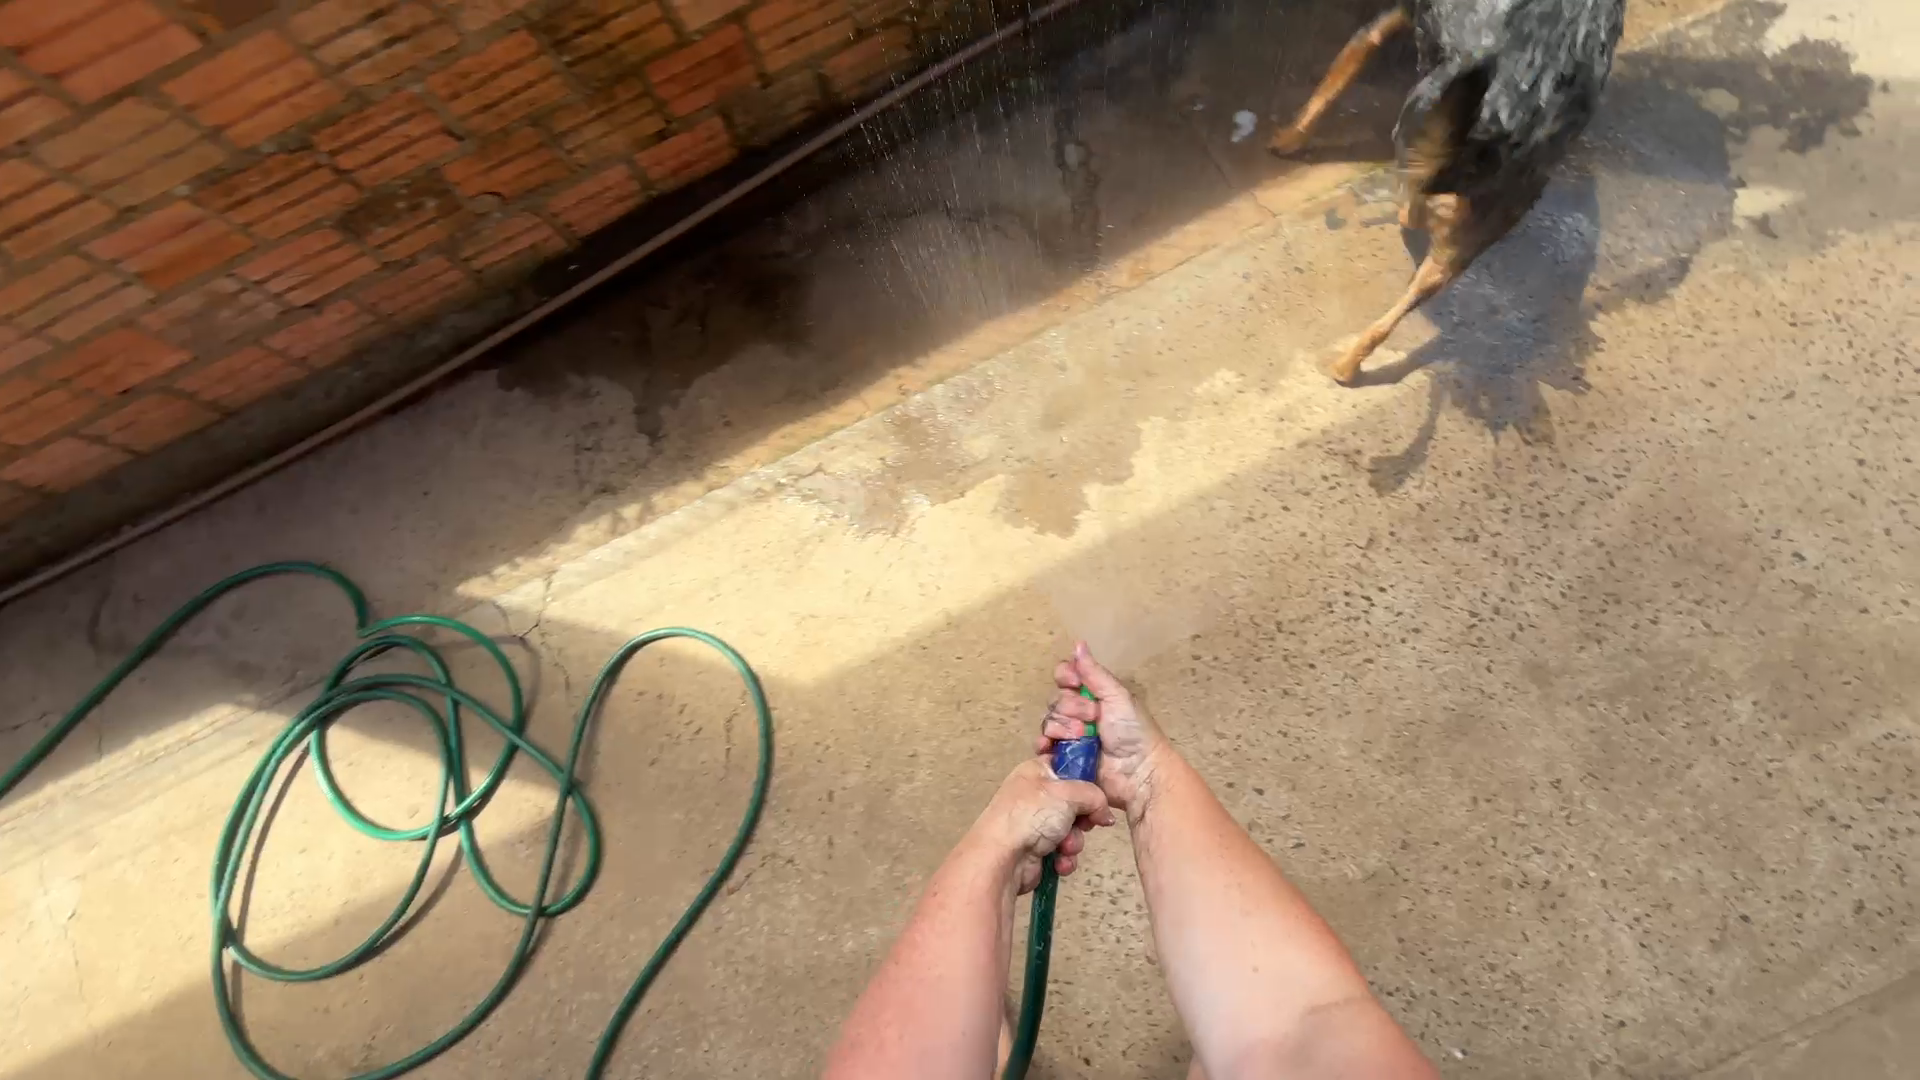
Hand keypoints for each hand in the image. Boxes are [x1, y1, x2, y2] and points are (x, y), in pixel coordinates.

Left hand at [971, 757, 1113, 893]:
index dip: (1085, 779)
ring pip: (1072, 829)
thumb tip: (1104, 813)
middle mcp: (1035, 795)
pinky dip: (1064, 857)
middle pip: (1074, 802)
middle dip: (1082, 818)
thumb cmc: (1032, 814)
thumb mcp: (1068, 793)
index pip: (1067, 766)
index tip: (1097, 793)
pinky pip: (1063, 850)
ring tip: (1064, 846)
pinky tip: (1058, 862)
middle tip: (1085, 823)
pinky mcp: (1037, 849)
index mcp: (1037, 771)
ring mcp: (1036, 823)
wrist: (1002, 857)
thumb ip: (1094, 795)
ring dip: (1073, 841)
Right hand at [1038, 642, 1171, 821]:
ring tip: (1083, 737)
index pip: (1065, 676)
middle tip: (1093, 717)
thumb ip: (1094, 673)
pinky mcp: (1063, 756)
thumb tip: (1078, 643)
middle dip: (1071, 707)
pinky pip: (1043, 744)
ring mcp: (1070, 735)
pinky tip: (1051, 746)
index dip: (1066, 677)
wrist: (1138, 772)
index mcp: (1092, 695)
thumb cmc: (1134, 731)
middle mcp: (1078, 712)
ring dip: (1063, 726)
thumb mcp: (1117, 696)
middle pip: (1055, 698)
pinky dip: (1044, 743)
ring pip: (1048, 720)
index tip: (1074, 683)